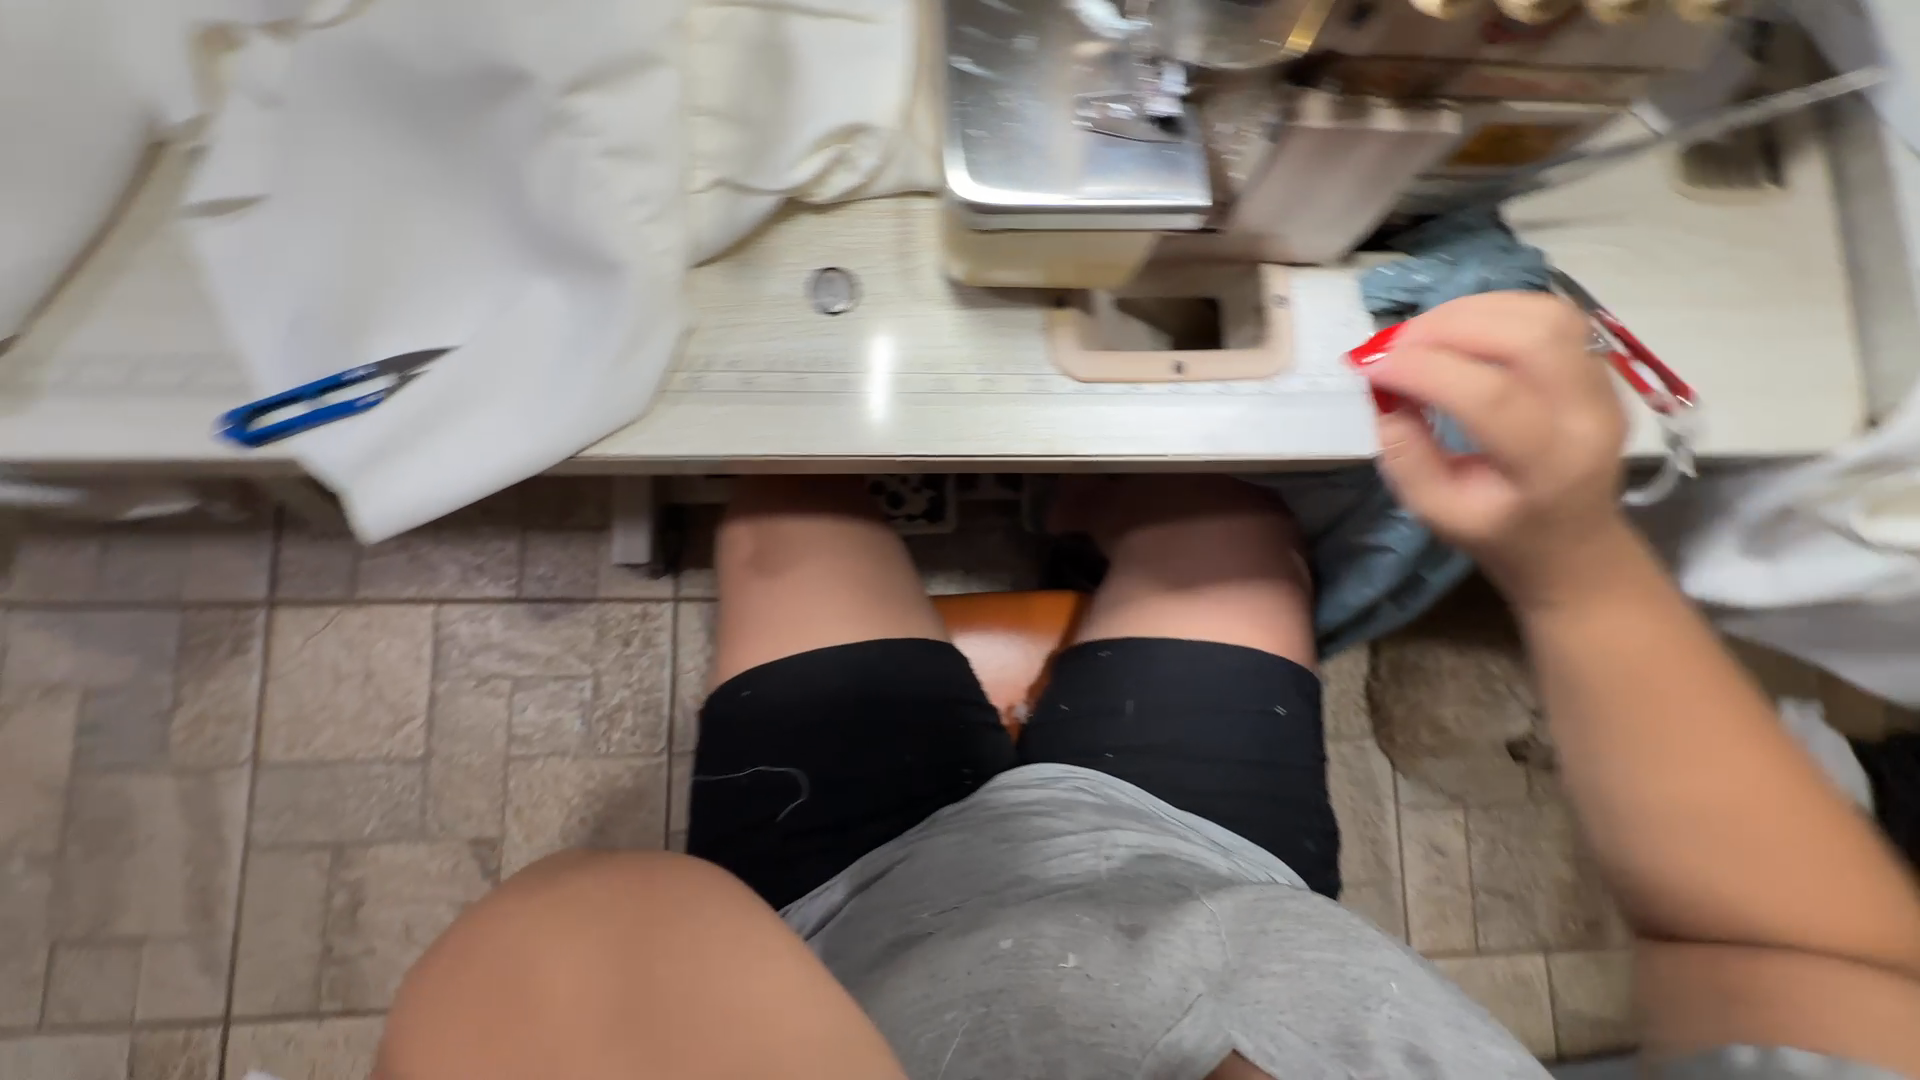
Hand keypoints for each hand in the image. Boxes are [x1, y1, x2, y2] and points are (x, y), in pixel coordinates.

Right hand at [1359, 292, 1633, 608]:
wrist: (1571, 542)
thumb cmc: (1497, 532)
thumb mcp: (1435, 511)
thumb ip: (1405, 453)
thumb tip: (1382, 392)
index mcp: (1547, 465)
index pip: (1488, 397)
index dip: (1422, 371)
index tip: (1369, 368)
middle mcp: (1588, 414)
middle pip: (1529, 337)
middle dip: (1447, 328)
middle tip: (1391, 345)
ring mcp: (1601, 384)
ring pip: (1544, 314)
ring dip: (1469, 311)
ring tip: (1419, 335)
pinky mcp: (1597, 365)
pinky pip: (1549, 315)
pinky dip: (1492, 311)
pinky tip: (1454, 331)